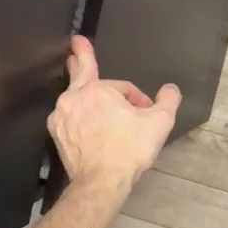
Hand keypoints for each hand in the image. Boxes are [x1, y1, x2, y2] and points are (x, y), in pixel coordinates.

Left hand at [47, 36, 180, 194]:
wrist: (102, 182)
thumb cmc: (130, 149)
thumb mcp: (160, 122)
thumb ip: (168, 100)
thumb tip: (171, 89)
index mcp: (98, 90)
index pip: (122, 86)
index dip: (137, 98)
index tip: (144, 112)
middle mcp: (73, 98)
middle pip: (82, 75)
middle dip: (81, 58)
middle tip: (76, 44)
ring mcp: (61, 117)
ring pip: (77, 99)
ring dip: (85, 94)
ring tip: (85, 84)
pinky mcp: (57, 134)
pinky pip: (69, 117)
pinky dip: (79, 116)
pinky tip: (87, 122)